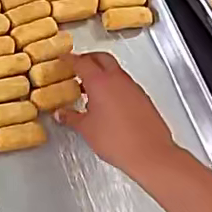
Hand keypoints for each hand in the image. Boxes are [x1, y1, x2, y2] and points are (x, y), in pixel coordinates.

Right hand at [55, 52, 185, 178]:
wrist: (149, 153)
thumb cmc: (117, 140)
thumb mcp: (86, 129)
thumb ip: (71, 117)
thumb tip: (62, 114)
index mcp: (100, 82)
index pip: (82, 62)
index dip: (70, 59)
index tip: (64, 58)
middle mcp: (118, 80)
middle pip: (101, 58)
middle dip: (88, 58)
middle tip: (77, 65)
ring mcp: (133, 87)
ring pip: (115, 70)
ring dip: (102, 73)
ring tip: (89, 87)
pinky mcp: (143, 98)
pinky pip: (125, 84)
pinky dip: (114, 86)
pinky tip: (107, 102)